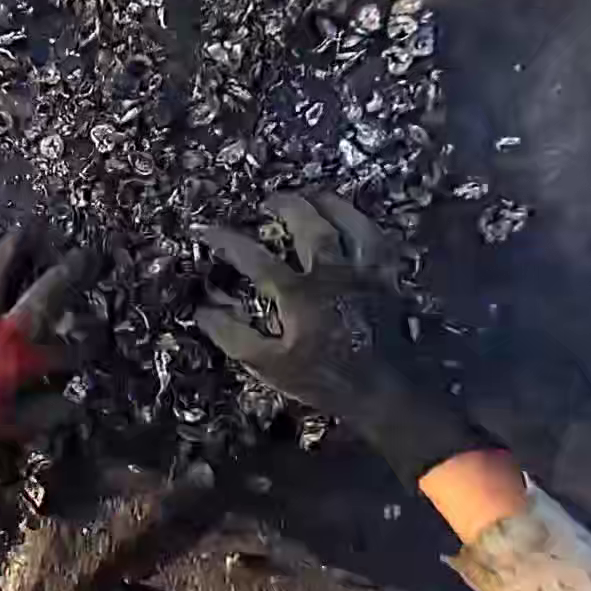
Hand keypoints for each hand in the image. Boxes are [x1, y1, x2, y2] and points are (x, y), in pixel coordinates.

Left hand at [0, 226, 90, 484]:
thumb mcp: (10, 424)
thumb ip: (45, 414)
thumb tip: (74, 405)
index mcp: (22, 357)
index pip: (65, 350)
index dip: (85, 346)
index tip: (97, 339)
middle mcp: (1, 327)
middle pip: (43, 295)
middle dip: (69, 275)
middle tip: (87, 254)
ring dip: (15, 251)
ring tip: (29, 228)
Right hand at [193, 192, 497, 485]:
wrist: (388, 395)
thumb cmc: (322, 379)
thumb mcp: (267, 364)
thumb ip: (231, 334)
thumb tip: (202, 308)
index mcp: (297, 293)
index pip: (253, 256)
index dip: (225, 240)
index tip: (204, 229)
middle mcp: (332, 274)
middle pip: (309, 225)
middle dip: (286, 206)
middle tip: (268, 200)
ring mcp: (364, 274)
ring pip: (351, 225)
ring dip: (330, 205)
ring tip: (313, 195)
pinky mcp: (388, 281)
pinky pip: (379, 242)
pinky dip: (365, 226)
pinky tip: (355, 221)